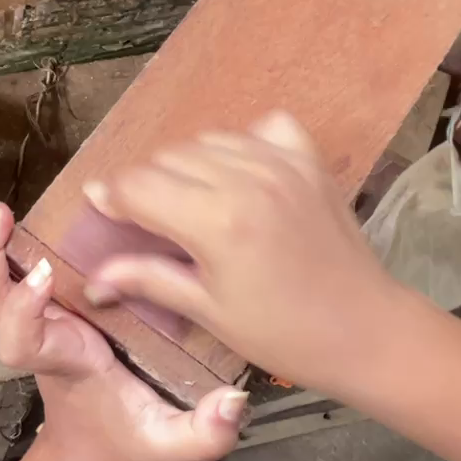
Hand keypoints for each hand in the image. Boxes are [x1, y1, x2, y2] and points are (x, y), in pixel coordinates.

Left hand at [0, 194, 246, 460]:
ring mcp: (41, 321)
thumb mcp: (170, 446)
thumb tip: (233, 402)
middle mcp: (44, 339)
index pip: (24, 342)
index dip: (24, 308)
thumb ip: (204, 433)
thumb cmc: (125, 444)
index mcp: (66, 363)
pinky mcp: (46, 309)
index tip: (43, 273)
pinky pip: (10, 277)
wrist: (89, 454)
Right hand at [82, 111, 432, 393]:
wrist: (367, 330)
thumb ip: (147, 279)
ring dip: (188, 165)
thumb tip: (93, 278)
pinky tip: (239, 173)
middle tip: (150, 220)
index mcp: (217, 221)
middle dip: (147, 185)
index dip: (112, 196)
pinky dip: (241, 142)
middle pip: (167, 159)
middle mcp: (246, 178)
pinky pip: (260, 127)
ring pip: (206, 140)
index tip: (102, 207)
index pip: (139, 186)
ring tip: (193, 200)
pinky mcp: (308, 160)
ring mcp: (281, 163)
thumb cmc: (282, 334)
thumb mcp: (208, 310)